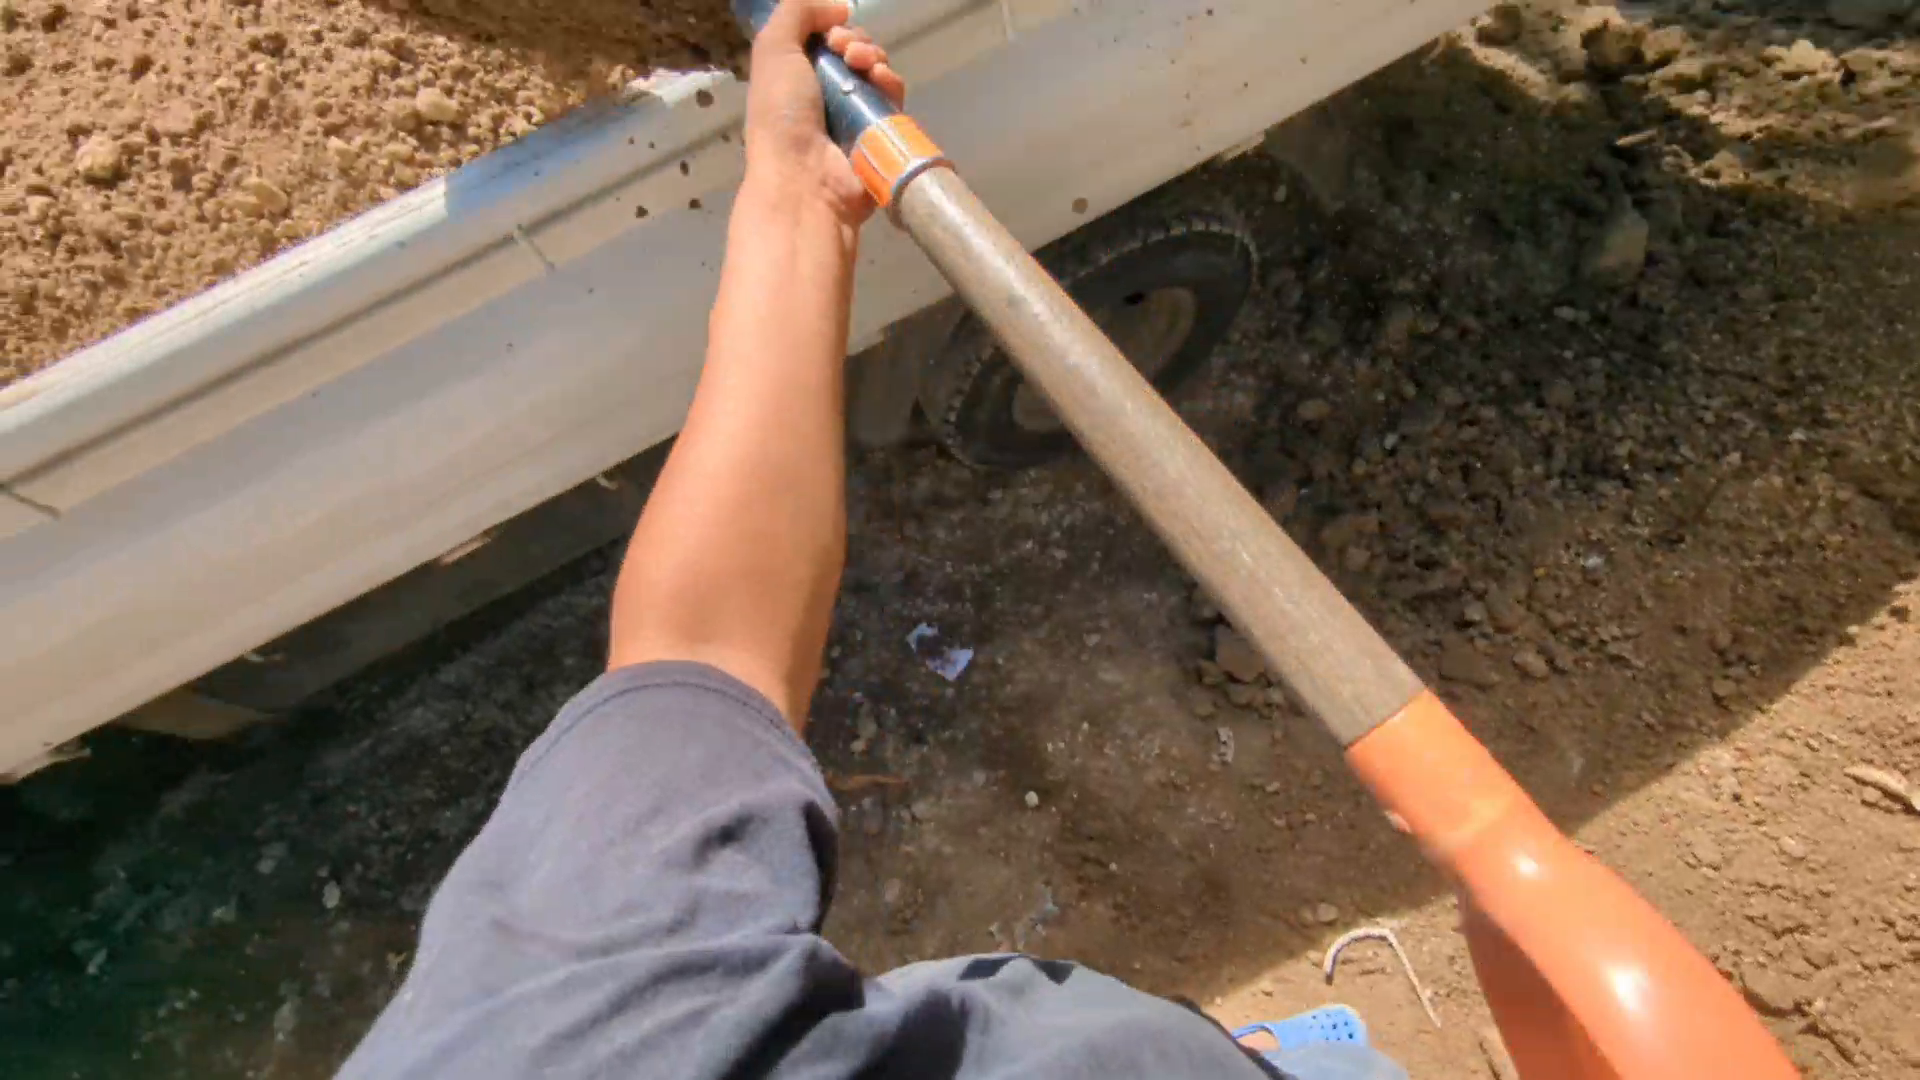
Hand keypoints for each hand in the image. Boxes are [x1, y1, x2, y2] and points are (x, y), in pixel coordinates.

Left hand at [742, 0, 907, 226]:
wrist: (804, 177)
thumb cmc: (782, 114)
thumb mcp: (773, 47)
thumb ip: (798, 11)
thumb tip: (839, 9)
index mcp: (800, 80)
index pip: (827, 42)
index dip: (833, 28)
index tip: (830, 35)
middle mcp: (829, 99)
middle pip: (857, 54)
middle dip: (856, 41)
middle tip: (845, 52)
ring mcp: (857, 120)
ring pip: (878, 74)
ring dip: (874, 58)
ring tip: (862, 66)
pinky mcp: (881, 140)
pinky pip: (894, 102)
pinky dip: (890, 84)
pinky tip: (879, 82)